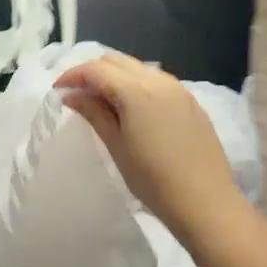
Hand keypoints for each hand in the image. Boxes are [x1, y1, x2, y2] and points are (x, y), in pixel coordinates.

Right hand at [55, 53, 240, 230]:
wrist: (207, 205)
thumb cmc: (154, 180)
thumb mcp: (117, 146)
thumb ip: (93, 113)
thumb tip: (72, 95)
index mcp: (136, 90)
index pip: (96, 69)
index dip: (72, 76)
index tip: (58, 91)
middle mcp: (158, 81)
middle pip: (116, 61)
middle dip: (93, 72)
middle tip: (78, 94)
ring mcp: (179, 90)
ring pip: (138, 68)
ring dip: (116, 76)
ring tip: (103, 101)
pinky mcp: (191, 103)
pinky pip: (157, 81)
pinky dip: (137, 85)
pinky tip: (133, 109)